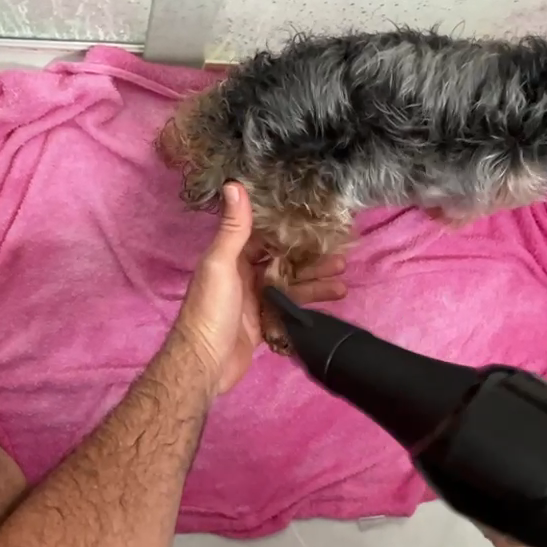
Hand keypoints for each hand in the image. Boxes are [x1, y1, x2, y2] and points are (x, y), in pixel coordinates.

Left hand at [169, 183, 346, 395]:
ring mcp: (255, 302)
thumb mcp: (221, 263)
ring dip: (315, 282)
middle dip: (310, 259)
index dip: (289, 229)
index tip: (317, 220)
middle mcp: (244, 276)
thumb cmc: (210, 310)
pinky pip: (290, 310)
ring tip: (342, 280)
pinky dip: (309, 305)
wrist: (204, 362)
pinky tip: (329, 302)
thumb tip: (234, 184)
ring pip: (291, 287)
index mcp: (231, 258)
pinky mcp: (264, 324)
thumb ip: (232, 228)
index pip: (265, 237)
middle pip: (283, 262)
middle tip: (340, 255)